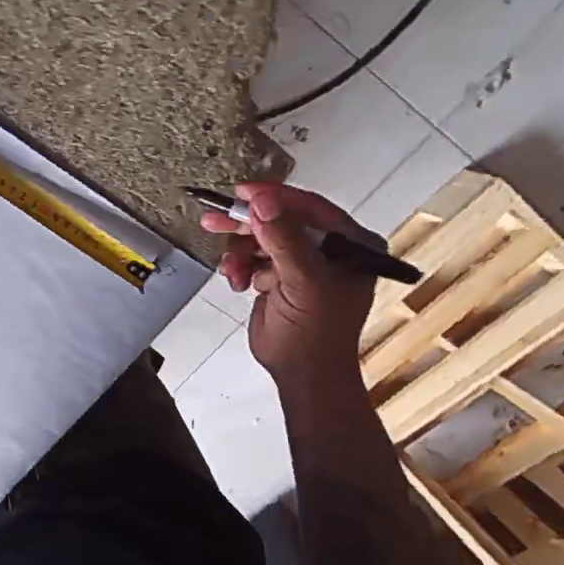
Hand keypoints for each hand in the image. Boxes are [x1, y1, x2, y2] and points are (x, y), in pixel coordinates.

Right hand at [200, 183, 379, 384]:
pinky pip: (252, 260)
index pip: (309, 207)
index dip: (274, 197)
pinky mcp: (277, 279)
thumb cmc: (315, 331)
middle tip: (215, 218)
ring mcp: (299, 265)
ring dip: (240, 251)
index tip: (242, 192)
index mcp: (348, 243)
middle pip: (279, 221)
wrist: (302, 372)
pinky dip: (240, 267)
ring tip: (230, 266)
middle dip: (247, 224)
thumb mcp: (303, 280)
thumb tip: (262, 201)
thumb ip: (283, 239)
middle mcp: (326, 249)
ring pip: (261, 240)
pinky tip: (238, 281)